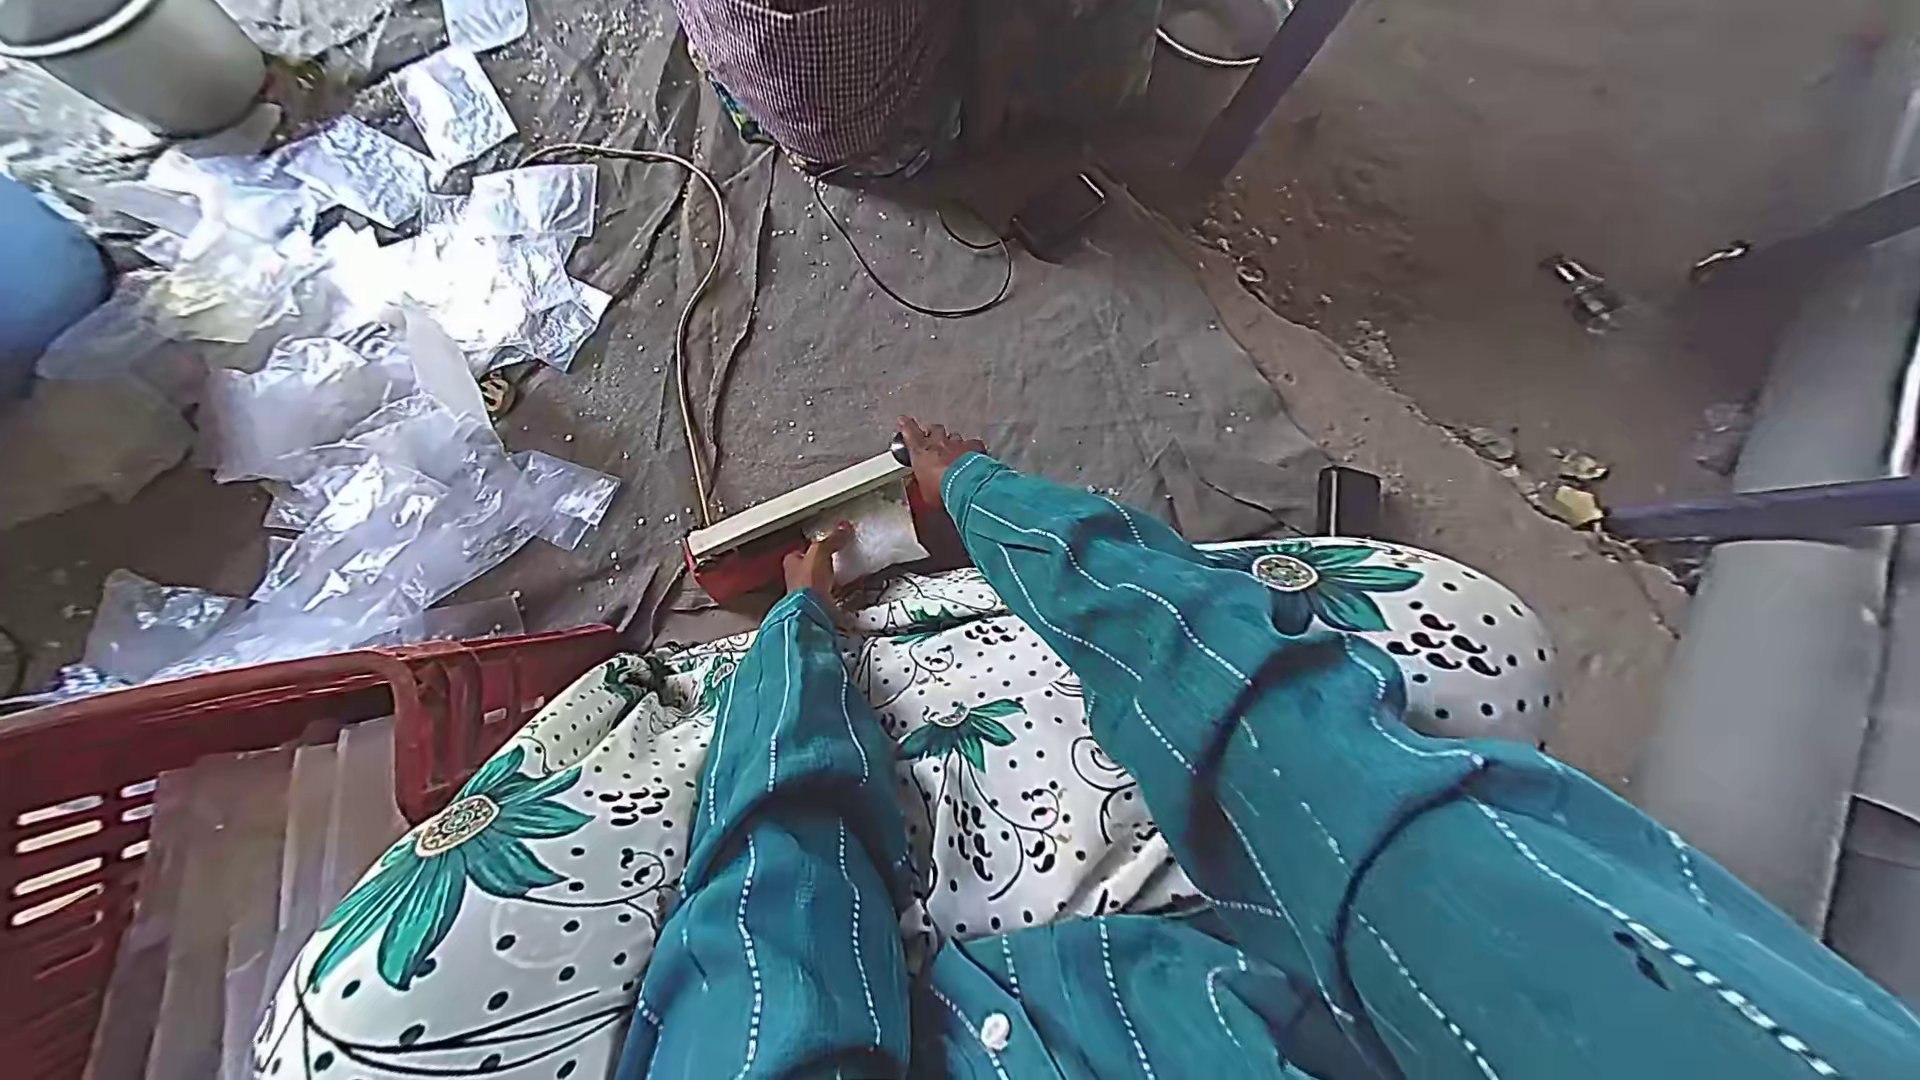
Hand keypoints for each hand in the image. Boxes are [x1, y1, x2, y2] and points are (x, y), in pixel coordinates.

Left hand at [783, 520, 852, 602]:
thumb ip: (832, 540)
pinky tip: (847, 586)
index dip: (817, 543)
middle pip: (812, 564)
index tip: (830, 539)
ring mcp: (807, 591)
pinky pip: (831, 591)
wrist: (811, 611)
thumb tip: (842, 527)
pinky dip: (839, 588)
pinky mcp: (819, 603)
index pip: (804, 548)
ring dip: (833, 575)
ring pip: (821, 579)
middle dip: (825, 560)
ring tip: (847, 570)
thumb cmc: (807, 581)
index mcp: (791, 561)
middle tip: (840, 554)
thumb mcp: (820, 552)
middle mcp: (796, 577)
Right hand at [897, 416, 986, 502]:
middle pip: (934, 429)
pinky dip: (972, 448)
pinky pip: (972, 444)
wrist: (965, 486)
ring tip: (953, 450)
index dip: (906, 426)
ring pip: (953, 436)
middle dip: (933, 432)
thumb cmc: (940, 489)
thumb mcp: (923, 492)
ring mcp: (957, 444)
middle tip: (932, 437)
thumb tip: (918, 487)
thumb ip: (920, 485)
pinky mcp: (973, 448)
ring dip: (952, 442)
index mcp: (921, 451)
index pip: (909, 432)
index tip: (903, 420)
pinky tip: (974, 454)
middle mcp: (938, 443)